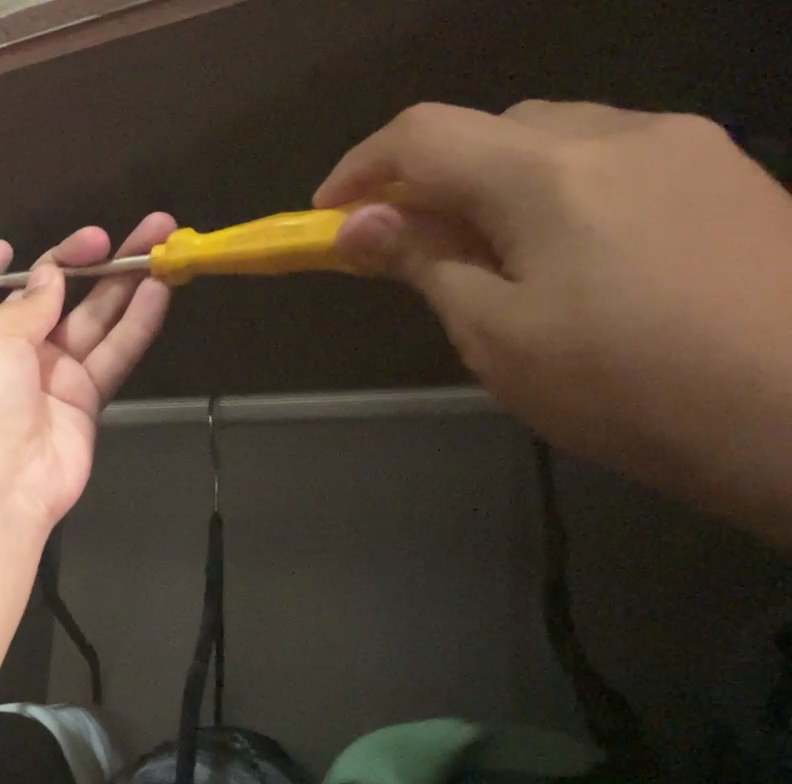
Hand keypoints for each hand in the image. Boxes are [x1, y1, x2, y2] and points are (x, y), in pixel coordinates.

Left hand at [0, 213, 176, 548]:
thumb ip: (26, 303)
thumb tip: (48, 276)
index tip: (8, 244)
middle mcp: (5, 353)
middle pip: (48, 298)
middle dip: (84, 262)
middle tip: (125, 232)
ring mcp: (46, 378)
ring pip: (90, 320)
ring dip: (124, 283)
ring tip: (162, 239)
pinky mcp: (82, 402)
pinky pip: (112, 354)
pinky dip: (137, 322)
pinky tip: (161, 287)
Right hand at [318, 101, 791, 543]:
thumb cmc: (622, 383)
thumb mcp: (494, 333)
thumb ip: (424, 263)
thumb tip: (360, 224)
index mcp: (552, 172)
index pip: (425, 134)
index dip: (359, 169)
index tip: (325, 221)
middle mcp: (624, 135)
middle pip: (494, 129)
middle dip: (430, 180)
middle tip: (401, 252)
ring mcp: (689, 152)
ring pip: (558, 141)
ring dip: (494, 186)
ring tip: (481, 263)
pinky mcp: (729, 181)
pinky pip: (613, 164)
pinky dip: (555, 195)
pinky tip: (560, 261)